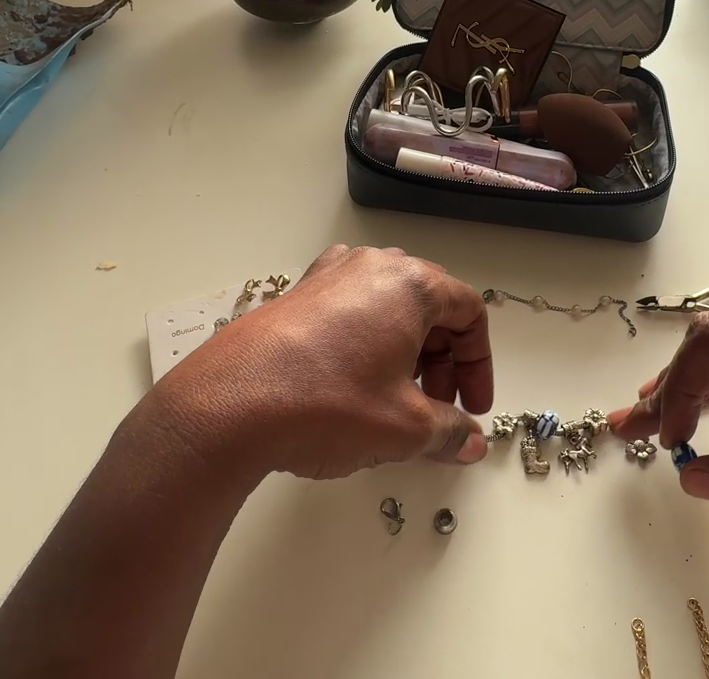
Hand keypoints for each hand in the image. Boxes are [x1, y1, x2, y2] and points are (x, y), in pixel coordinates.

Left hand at [147, 245, 492, 479]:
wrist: (229, 404)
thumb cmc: (331, 405)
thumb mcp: (404, 427)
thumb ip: (450, 431)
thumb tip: (473, 442)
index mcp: (411, 284)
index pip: (468, 311)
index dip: (479, 363)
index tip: (473, 406)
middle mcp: (373, 265)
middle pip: (430, 305)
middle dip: (443, 359)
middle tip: (437, 406)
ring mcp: (330, 274)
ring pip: (388, 305)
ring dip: (406, 349)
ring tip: (393, 396)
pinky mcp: (297, 292)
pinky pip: (350, 308)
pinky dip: (367, 339)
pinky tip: (350, 378)